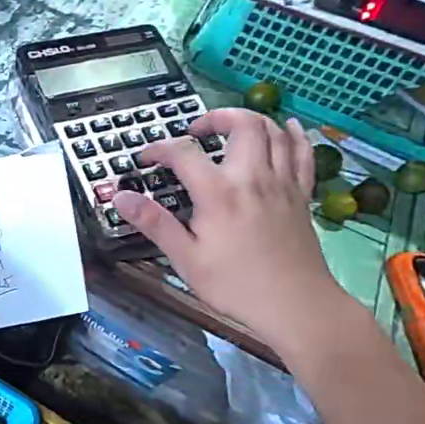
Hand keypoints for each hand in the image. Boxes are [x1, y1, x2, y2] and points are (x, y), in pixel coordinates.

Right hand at [113, 112, 345, 332]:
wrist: (296, 305)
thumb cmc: (236, 285)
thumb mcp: (185, 258)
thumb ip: (154, 223)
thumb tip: (121, 197)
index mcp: (219, 193)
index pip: (183, 153)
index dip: (159, 149)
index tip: (145, 158)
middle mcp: (253, 177)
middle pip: (242, 124)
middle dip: (215, 118)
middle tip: (196, 132)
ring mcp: (282, 183)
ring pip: (274, 131)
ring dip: (251, 120)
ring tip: (231, 128)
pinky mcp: (301, 195)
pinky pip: (302, 153)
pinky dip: (294, 135)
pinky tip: (289, 128)